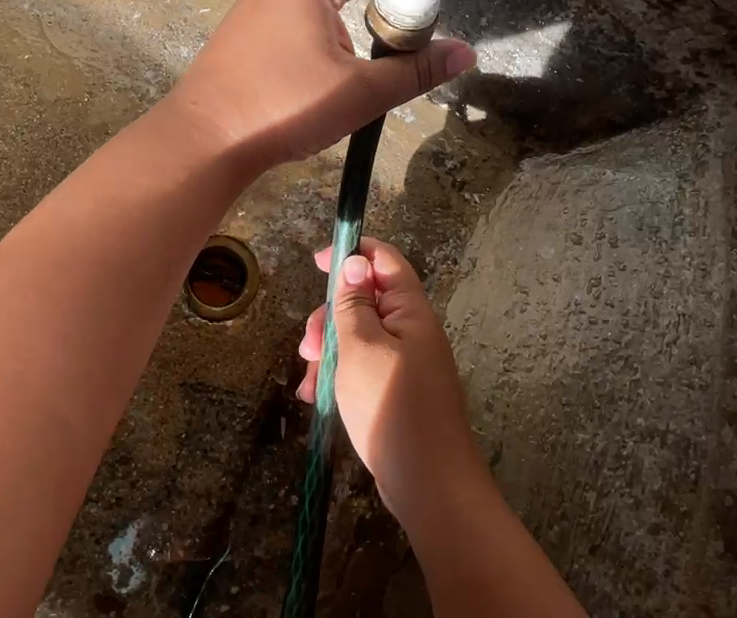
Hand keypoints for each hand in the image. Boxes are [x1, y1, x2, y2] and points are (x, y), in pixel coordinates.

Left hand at [161, 0, 473, 167]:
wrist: (204, 140)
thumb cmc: (284, 106)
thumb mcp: (360, 91)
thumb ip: (414, 71)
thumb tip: (465, 53)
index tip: (429, 1)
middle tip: (406, 34)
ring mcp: (254, 5)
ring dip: (350, 18)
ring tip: (371, 57)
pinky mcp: (243, 32)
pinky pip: (294, 15)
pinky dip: (322, 30)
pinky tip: (329, 69)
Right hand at [296, 237, 484, 515]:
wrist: (429, 484)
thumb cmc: (391, 406)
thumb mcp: (360, 347)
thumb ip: (354, 303)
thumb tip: (356, 261)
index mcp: (410, 311)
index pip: (384, 261)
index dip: (352, 253)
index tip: (316, 262)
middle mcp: (411, 331)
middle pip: (364, 301)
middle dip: (329, 317)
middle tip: (309, 345)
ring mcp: (404, 363)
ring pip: (357, 338)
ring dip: (327, 351)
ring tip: (307, 380)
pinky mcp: (394, 392)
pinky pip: (361, 368)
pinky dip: (337, 376)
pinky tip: (314, 398)